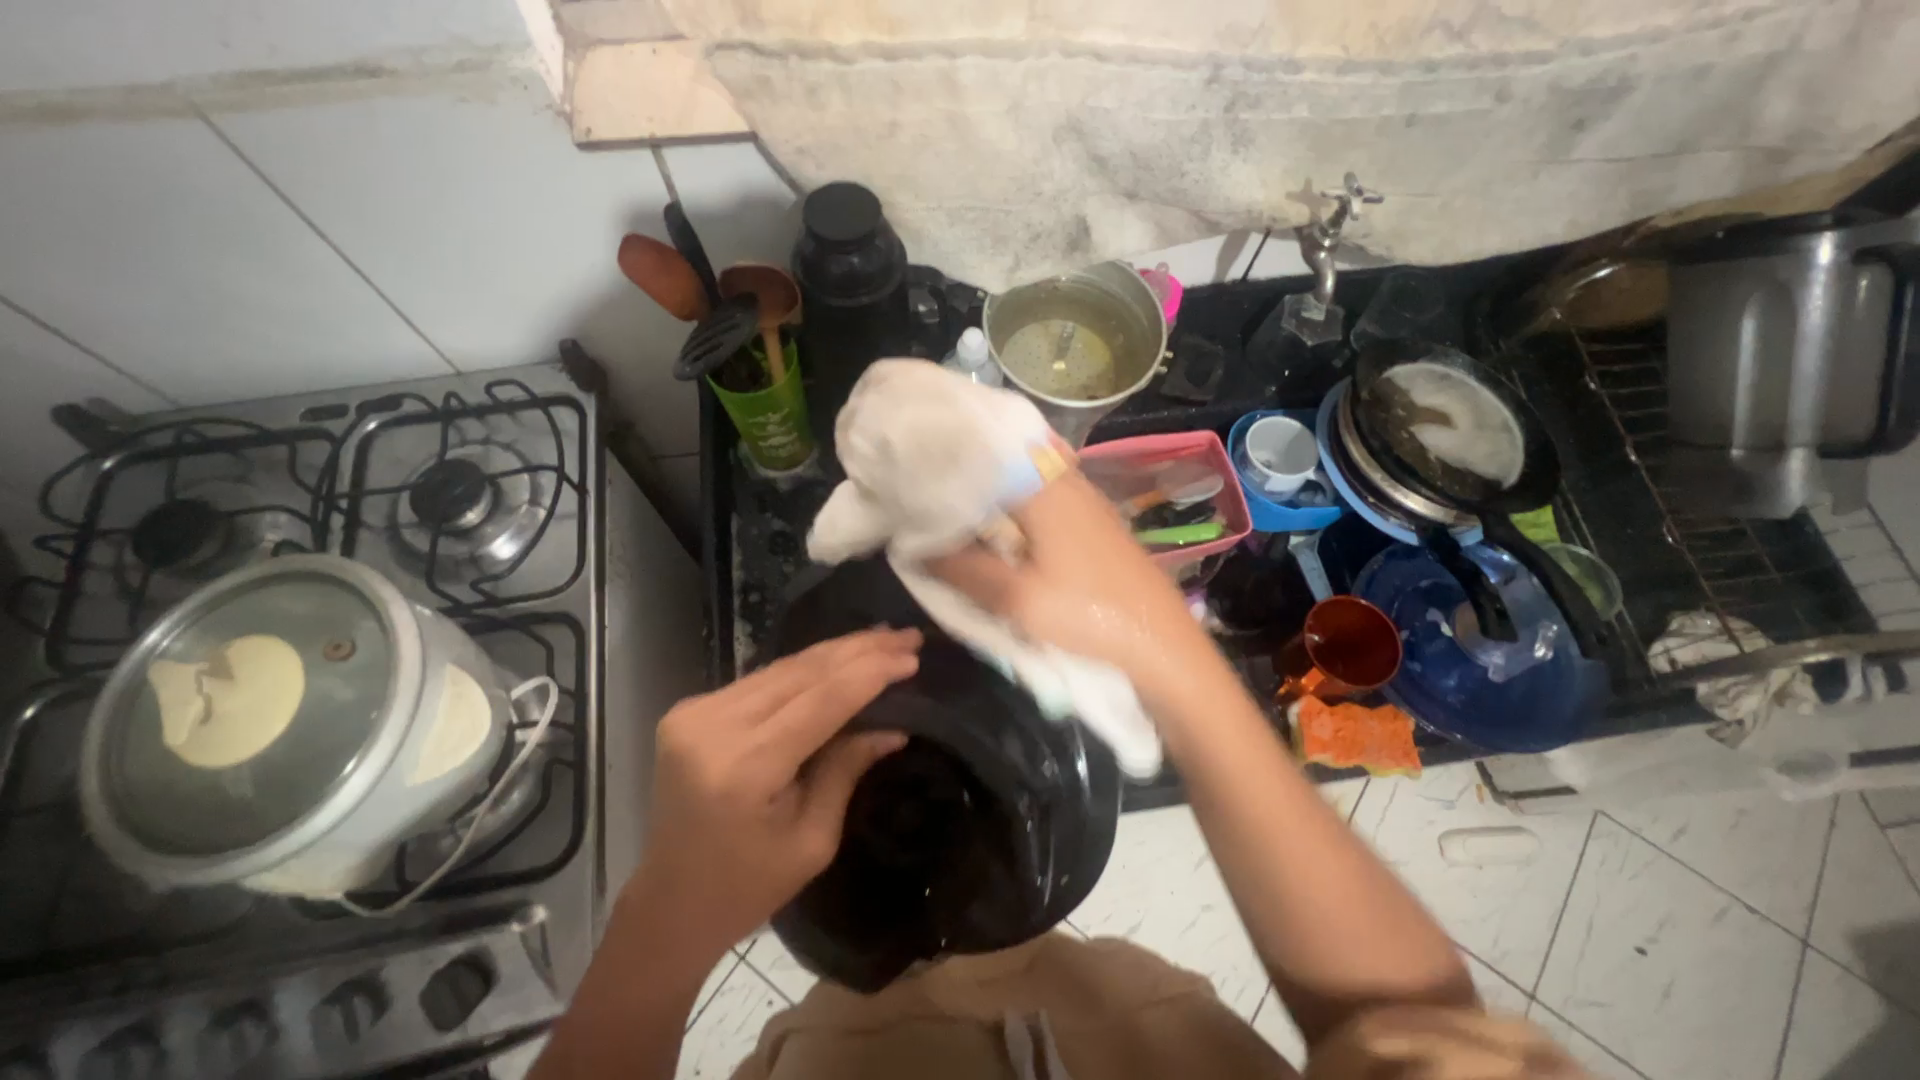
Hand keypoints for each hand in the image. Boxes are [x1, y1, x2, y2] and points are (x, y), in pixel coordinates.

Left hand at [628, 627, 921, 958]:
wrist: (670, 903)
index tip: (913, 655)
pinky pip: (759, 681)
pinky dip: (802, 670)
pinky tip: (837, 659)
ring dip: (833, 653)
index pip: (820, 702)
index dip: (869, 674)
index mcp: (744, 768)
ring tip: (881, 639)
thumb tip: (893, 725)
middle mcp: (711, 728)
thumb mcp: (813, 839)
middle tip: (908, 635)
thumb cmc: (749, 887)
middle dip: (858, 651)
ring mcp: (694, 714)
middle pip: (799, 673)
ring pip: (779, 669)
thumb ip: (846, 770)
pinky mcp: (688, 712)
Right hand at [927, 468, 1220, 706]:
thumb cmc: (1088, 615)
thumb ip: (963, 569)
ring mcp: (1087, 501)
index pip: (985, 450)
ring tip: (954, 501)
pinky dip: (1018, 503)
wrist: (1162, 644)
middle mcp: (1067, 482)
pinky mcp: (1097, 524)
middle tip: (926, 482)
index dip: (947, 455)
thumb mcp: (1016, 599)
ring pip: (1028, 478)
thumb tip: (916, 546)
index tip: (913, 465)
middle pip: (1008, 459)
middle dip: (968, 468)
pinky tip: (1000, 524)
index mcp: (1044, 489)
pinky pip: (1046, 498)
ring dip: (994, 486)